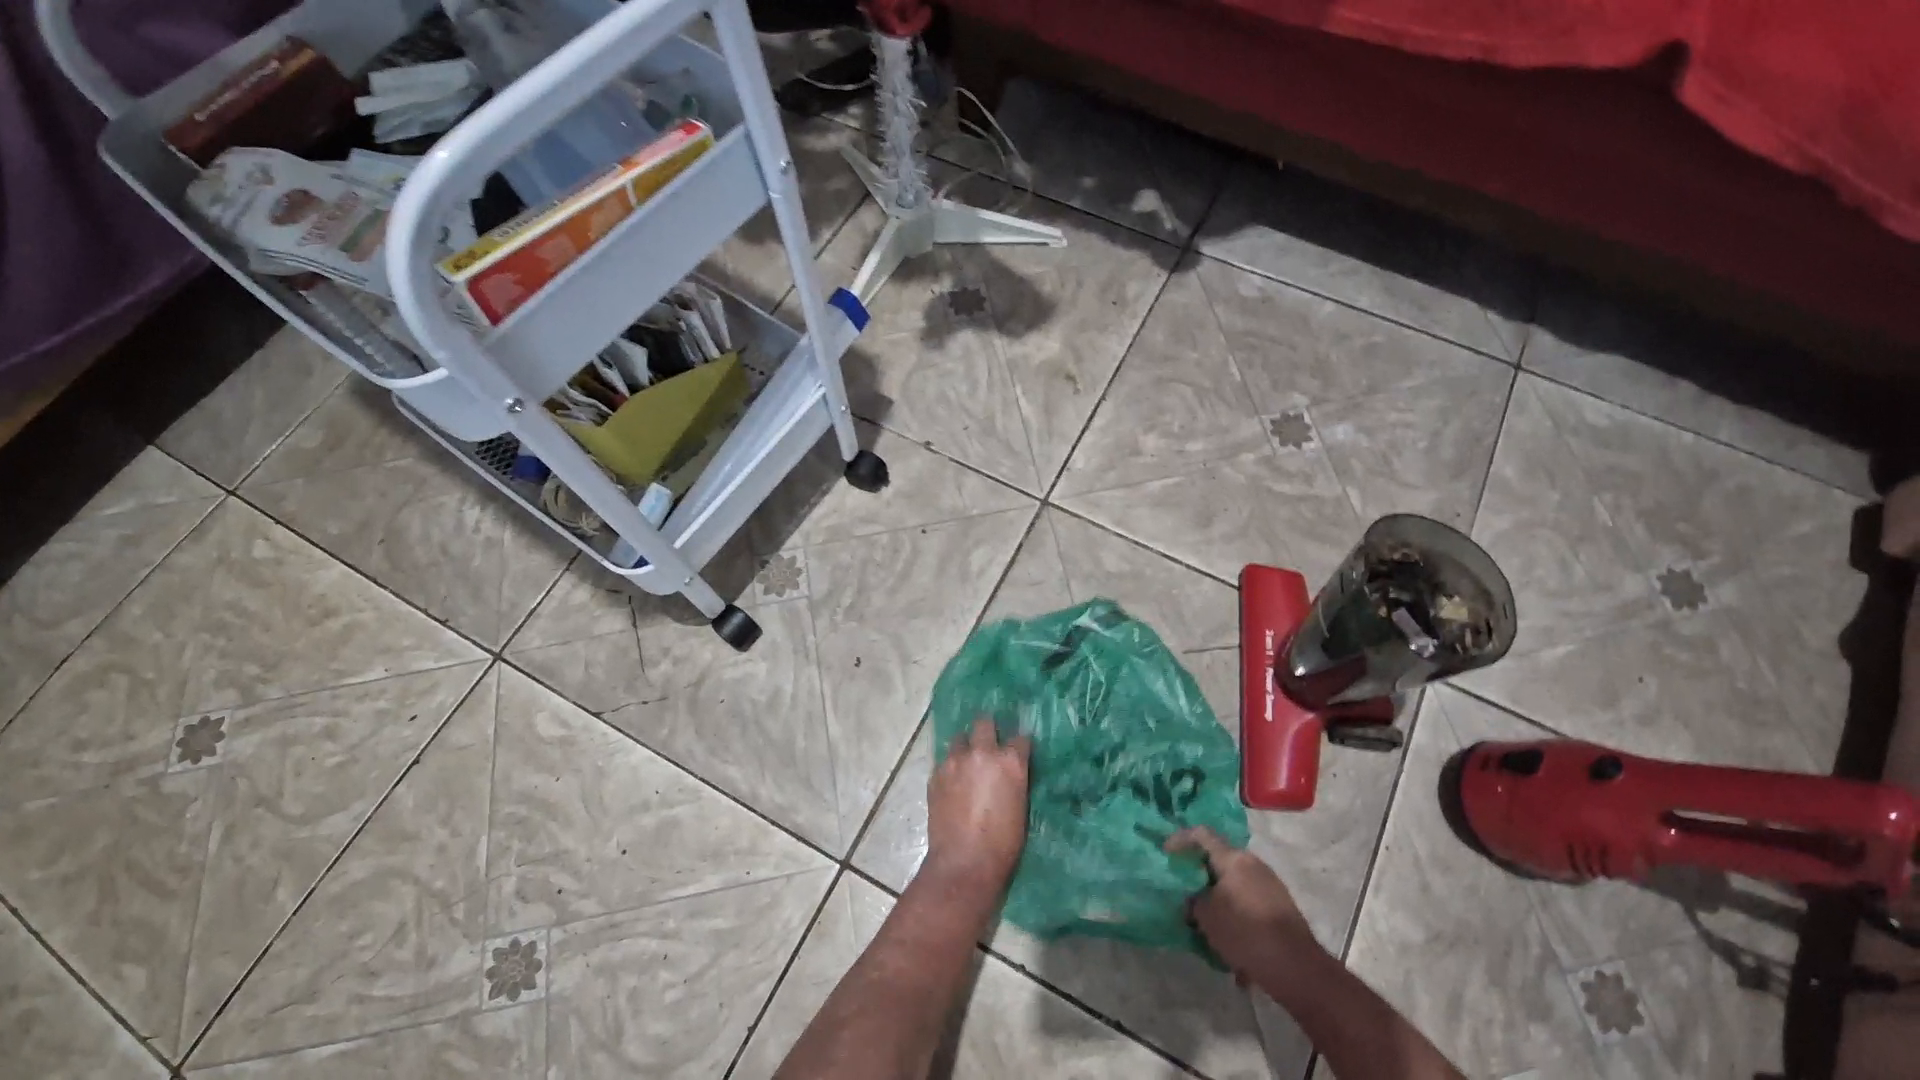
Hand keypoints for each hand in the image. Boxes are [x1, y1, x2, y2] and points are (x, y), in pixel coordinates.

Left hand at [925, 717, 1031, 887]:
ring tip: (968, 763)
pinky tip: (953, 783)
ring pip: (960, 738)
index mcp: (1010, 762)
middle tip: (989, 745)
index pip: (1020, 738)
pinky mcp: (936, 775)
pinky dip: (951, 767)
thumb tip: (1010, 774)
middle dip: (988, 730)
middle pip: (984, 723)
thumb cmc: (1004, 843)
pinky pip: (945, 761)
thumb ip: (1015, 780)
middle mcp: (982, 753)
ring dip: (966, 747)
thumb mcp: (1021, 807)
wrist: (964, 861)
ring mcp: (955, 761)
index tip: (1018, 752)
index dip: (1019, 746)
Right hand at [1166, 827, 1321, 980]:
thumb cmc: (1244, 932)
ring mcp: (1270, 884)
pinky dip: (1234, 912)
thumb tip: (1195, 896)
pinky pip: (1247, 900)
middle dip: (1199, 875)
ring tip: (1205, 922)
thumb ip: (1194, 899)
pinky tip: (1228, 939)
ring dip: (1217, 897)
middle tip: (1184, 892)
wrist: (1295, 966)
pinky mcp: (1279, 905)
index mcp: (1234, 859)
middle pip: (1219, 859)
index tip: (1166, 853)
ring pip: (1233, 882)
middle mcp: (1253, 864)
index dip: (1180, 840)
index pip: (1202, 835)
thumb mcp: (1206, 916)